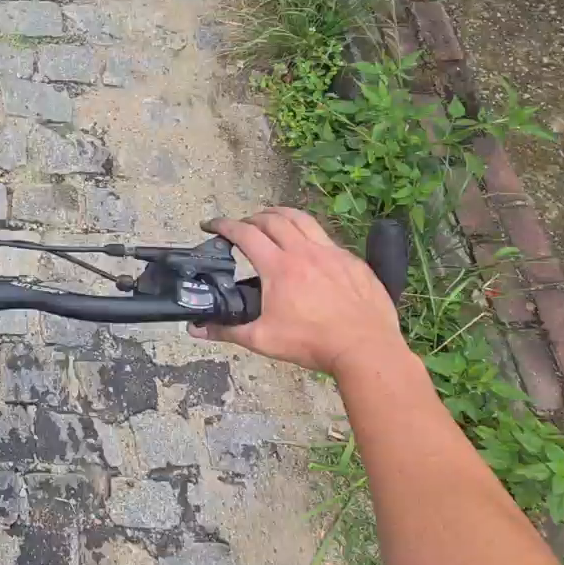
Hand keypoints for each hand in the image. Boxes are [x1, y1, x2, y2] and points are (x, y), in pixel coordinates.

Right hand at [192, 207, 406, 375]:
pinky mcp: (353, 262)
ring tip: (270, 220)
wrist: (366, 349)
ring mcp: (332, 254)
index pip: (244, 233)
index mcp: (279, 267)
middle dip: (250, 218)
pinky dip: (309, 235)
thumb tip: (197, 329)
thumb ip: (227, 330)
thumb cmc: (313, 343)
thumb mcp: (262, 339)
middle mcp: (304, 252)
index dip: (223, 225)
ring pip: (302, 219)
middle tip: (240, 227)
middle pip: (272, 219)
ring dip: (280, 215)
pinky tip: (306, 249)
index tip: (211, 225)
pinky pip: (326, 238)